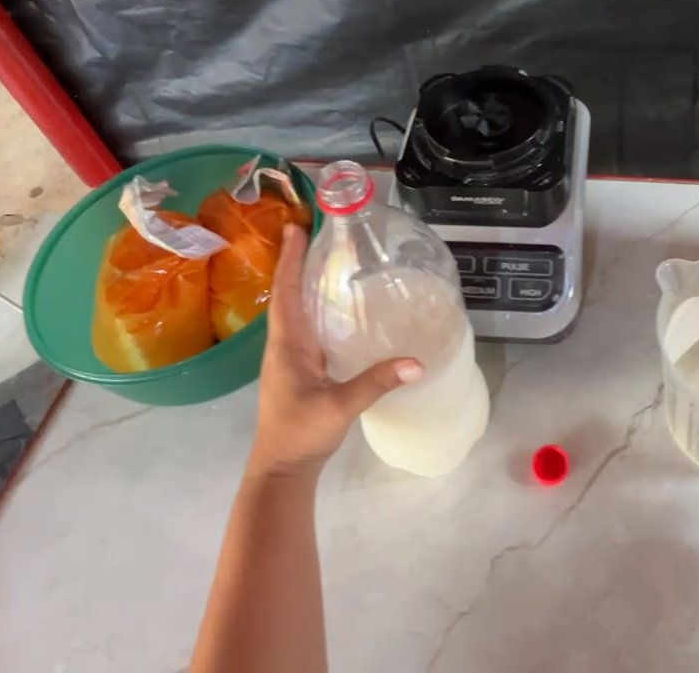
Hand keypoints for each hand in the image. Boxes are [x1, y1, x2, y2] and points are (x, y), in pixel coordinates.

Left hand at [246, 225, 421, 478]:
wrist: (281, 470)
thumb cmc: (301, 434)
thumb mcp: (340, 407)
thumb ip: (377, 382)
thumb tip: (417, 362)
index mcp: (287, 345)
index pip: (286, 293)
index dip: (289, 261)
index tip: (294, 228)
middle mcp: (284, 345)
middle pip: (288, 294)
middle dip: (297, 262)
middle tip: (313, 232)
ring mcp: (290, 357)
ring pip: (294, 309)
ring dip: (303, 281)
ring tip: (323, 257)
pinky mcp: (299, 368)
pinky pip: (305, 325)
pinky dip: (313, 305)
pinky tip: (333, 303)